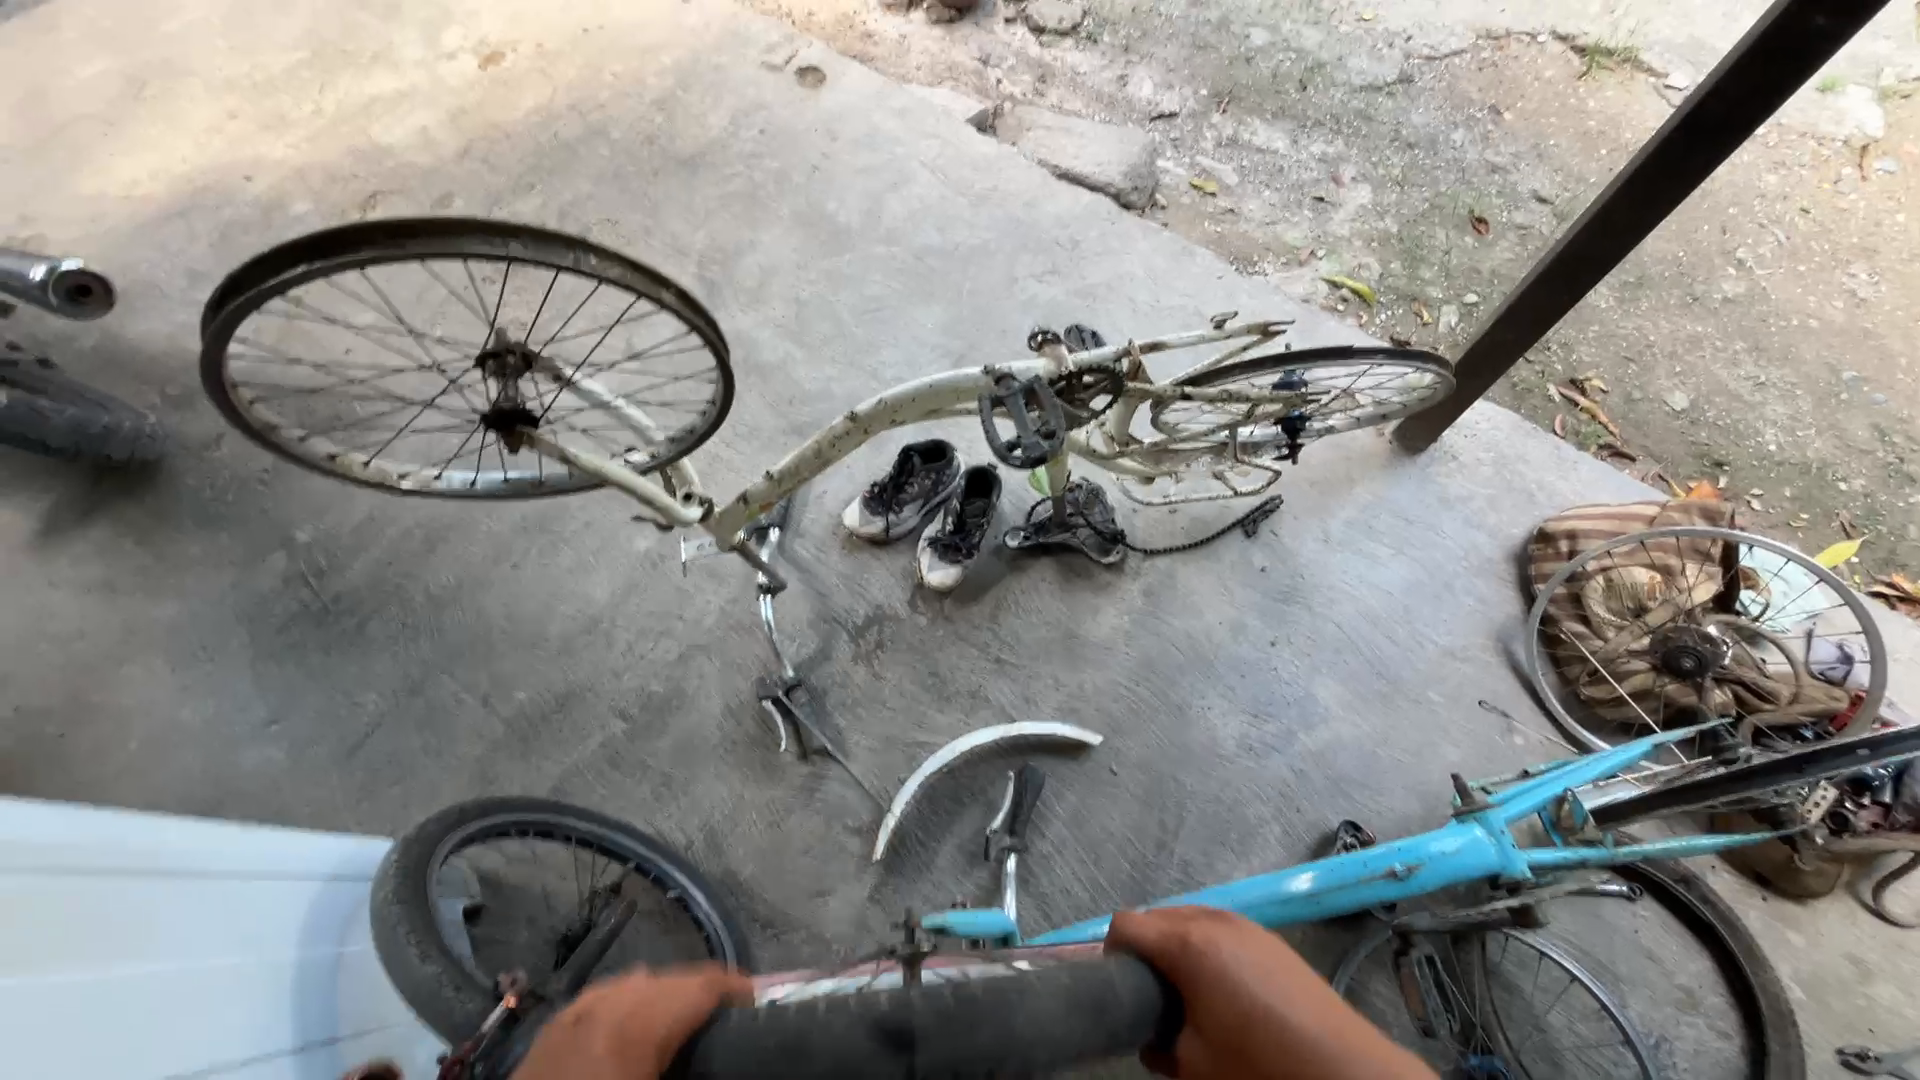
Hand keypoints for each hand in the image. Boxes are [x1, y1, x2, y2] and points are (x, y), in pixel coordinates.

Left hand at [511, 965, 752, 1079]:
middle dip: (705, 995)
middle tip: (730, 1022)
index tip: (763, 1004)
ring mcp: (575, 1011)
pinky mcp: (552, 1028)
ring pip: (638, 984)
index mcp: (637, 1022)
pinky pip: (606, 1001)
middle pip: (673, 979)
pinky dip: (632, 1009)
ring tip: (687, 1030)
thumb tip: (734, 1059)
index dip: (740, 989)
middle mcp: (608, 1001)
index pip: (705, 984)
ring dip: (668, 1000)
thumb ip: (696, 1069)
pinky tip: (638, 1036)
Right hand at [1107, 906, 1435, 1079]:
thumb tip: (1150, 1038)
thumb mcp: (1195, 1065)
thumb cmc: (1260, 1066)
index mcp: (1186, 944)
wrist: (1346, 1071)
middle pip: (1155, 918)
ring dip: (1176, 948)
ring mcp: (1243, 924)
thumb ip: (1159, 1044)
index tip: (1117, 989)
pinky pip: (1218, 929)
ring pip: (1188, 920)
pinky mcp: (1268, 937)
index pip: (1125, 925)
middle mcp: (1211, 919)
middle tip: (1149, 999)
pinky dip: (1206, 949)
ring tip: (1188, 996)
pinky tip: (1223, 991)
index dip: (1111, 954)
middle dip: (1144, 952)